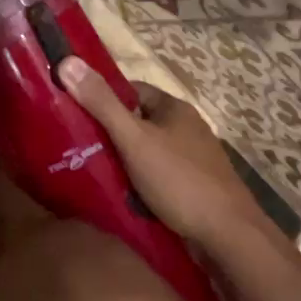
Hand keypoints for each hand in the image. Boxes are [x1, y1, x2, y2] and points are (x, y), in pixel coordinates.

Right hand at [58, 57, 269, 245]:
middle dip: (113, 133)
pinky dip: (144, 183)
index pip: (130, 89)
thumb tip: (67, 60)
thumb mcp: (134, 139)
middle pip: (139, 121)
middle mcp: (188, 127)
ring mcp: (196, 159)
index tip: (78, 113)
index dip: (103, 98)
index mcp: (174, 107)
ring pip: (149, 151)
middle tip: (83, 147)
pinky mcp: (200, 188)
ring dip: (128, 161)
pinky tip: (128, 196)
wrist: (232, 239)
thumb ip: (101, 103)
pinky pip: (161, 176)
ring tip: (98, 172)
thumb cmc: (180, 180)